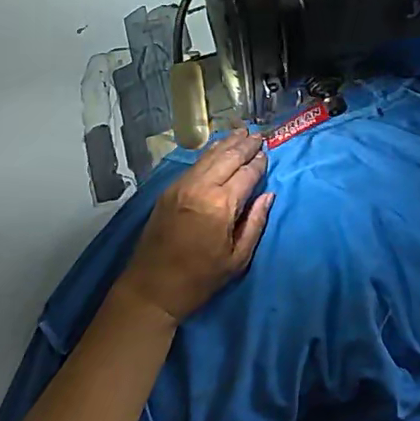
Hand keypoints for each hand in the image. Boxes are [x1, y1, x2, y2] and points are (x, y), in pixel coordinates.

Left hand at [118, 131, 274, 324]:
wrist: (152, 288)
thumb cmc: (199, 279)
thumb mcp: (237, 259)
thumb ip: (255, 223)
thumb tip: (268, 195)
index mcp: (220, 205)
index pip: (246, 174)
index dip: (258, 163)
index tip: (267, 153)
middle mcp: (200, 187)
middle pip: (227, 158)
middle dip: (244, 145)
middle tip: (259, 134)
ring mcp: (181, 186)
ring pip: (208, 157)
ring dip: (226, 144)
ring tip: (241, 132)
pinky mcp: (168, 190)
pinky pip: (194, 165)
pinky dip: (209, 154)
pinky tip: (217, 149)